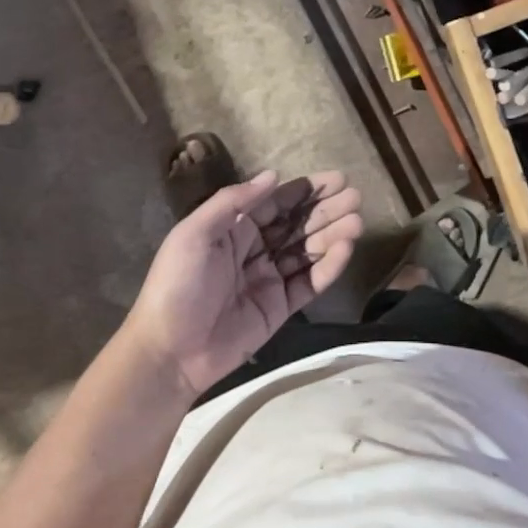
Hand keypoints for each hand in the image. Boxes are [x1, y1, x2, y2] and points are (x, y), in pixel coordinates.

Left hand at [125, 169, 363, 397]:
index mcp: (233, 230)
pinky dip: (330, 265)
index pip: (277, 204)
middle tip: (356, 196)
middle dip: (327, 209)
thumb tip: (272, 175)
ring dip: (334, 234)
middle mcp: (255, 250)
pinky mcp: (281, 307)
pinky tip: (346, 248)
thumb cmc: (176, 286)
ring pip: (309, 250)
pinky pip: (310, 281)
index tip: (336, 179)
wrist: (169, 352)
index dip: (306, 190)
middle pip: (298, 224)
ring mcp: (270, 279)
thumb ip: (232, 202)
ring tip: (358, 221)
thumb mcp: (194, 235)